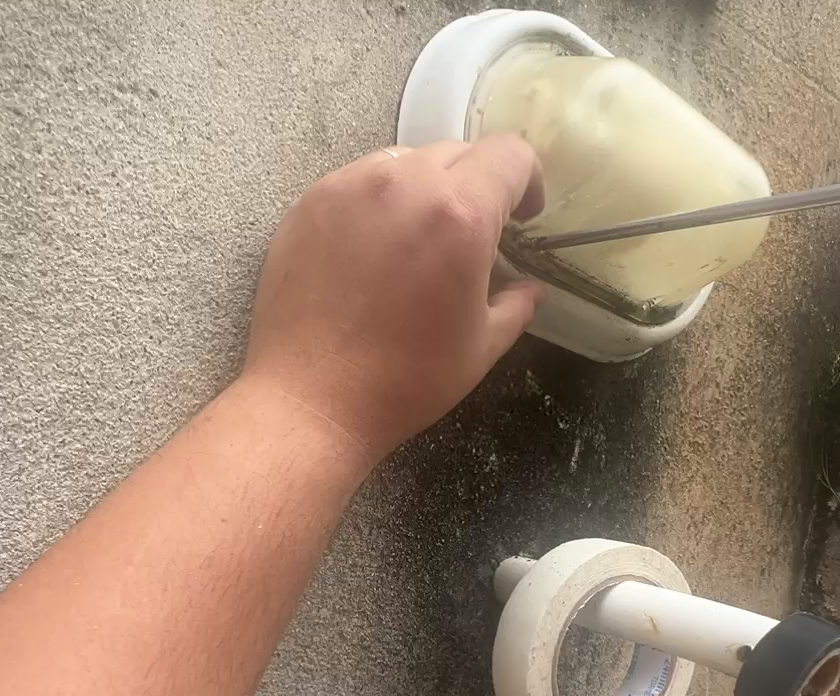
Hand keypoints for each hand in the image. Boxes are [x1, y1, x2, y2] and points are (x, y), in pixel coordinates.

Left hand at [241, 137, 546, 463]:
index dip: (528, 181)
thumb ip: (515, 306)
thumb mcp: (479, 350)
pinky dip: (377, 203)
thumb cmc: (404, 382)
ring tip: (414, 242)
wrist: (311, 400)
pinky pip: (357, 182)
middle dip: (476, 187)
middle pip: (458, 152)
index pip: (510, 155)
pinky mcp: (309, 204)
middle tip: (468, 238)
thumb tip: (530, 288)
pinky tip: (369, 252)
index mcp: (459, 215)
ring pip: (404, 161)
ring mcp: (349, 187)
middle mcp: (404, 184)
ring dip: (424, 190)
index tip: (523, 216)